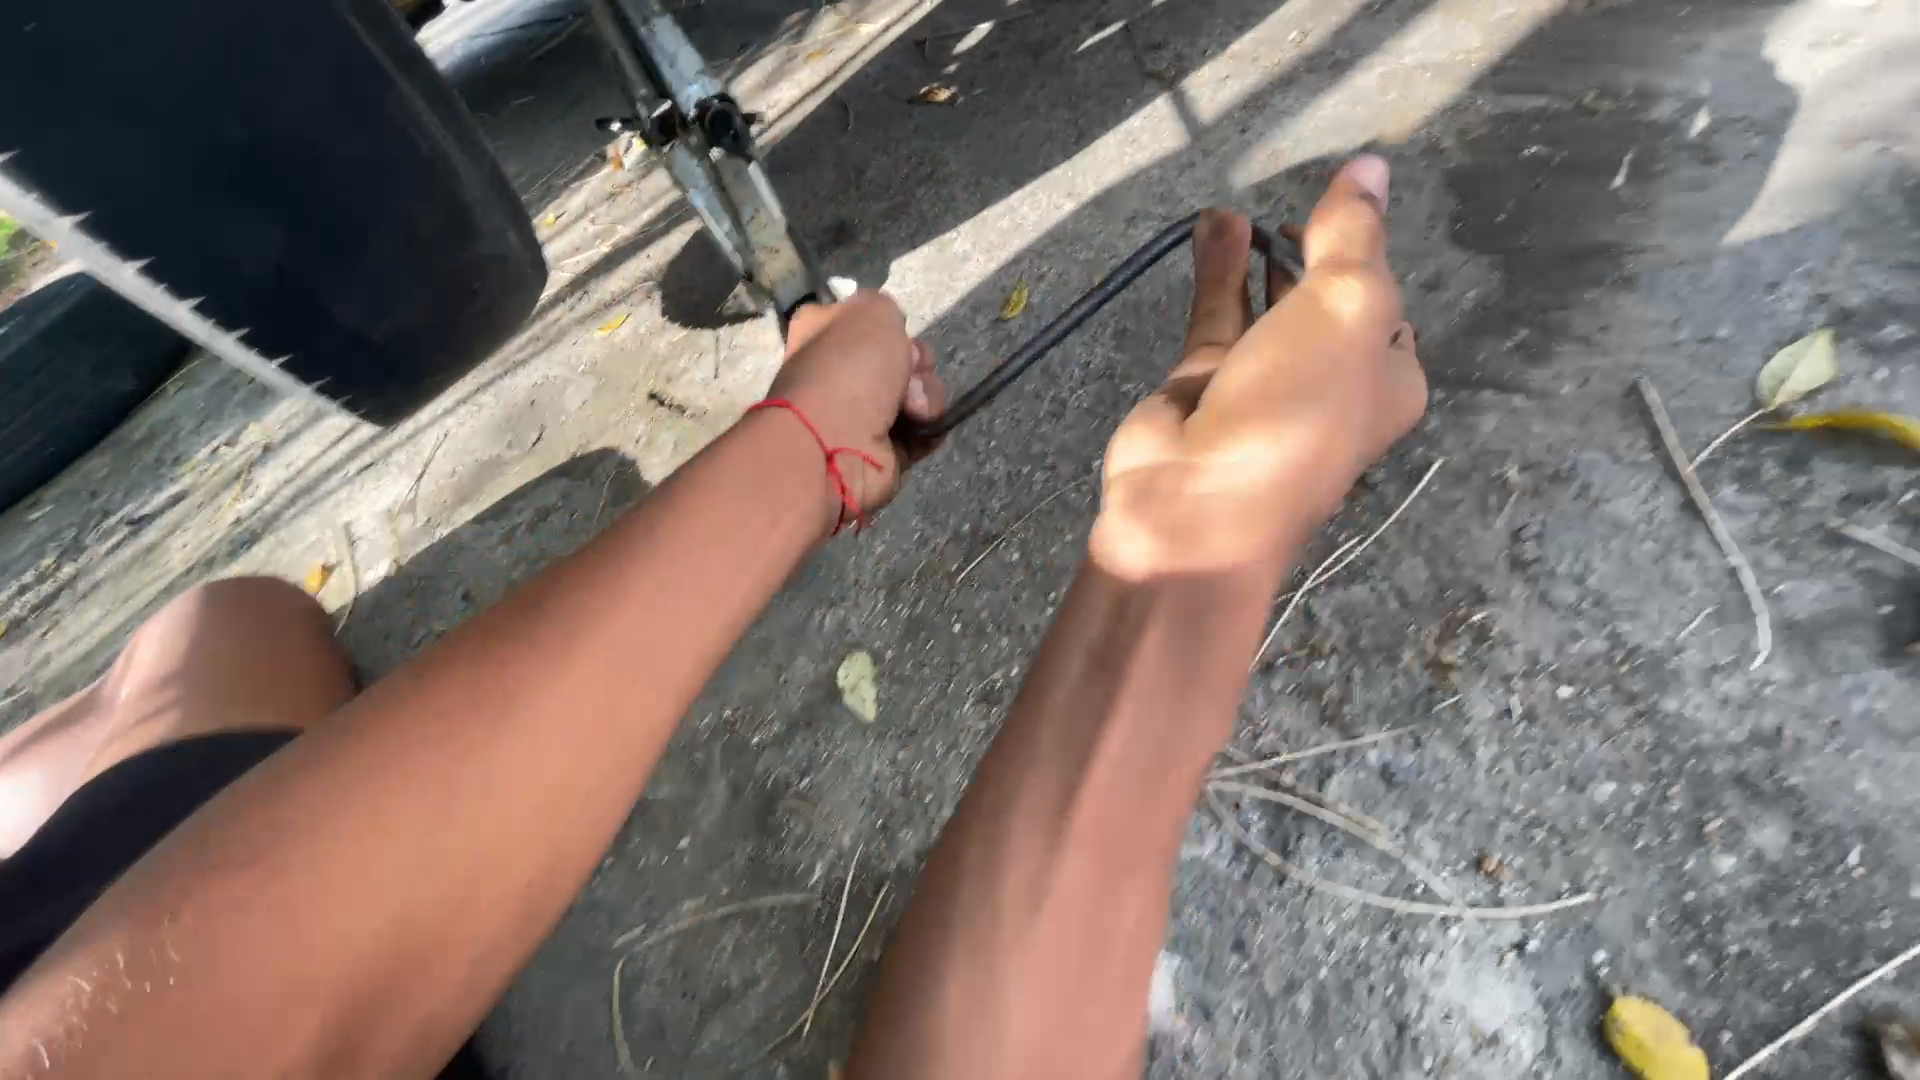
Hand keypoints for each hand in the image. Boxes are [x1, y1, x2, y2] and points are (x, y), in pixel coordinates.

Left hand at [764, 291, 945, 528]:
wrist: (837, 442)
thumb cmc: (849, 369)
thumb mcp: (873, 311)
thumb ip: (887, 310)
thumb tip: (893, 339)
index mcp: (823, 334)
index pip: (865, 321)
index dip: (890, 324)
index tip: (898, 330)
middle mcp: (839, 374)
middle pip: (901, 359)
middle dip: (917, 363)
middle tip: (910, 371)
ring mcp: (861, 416)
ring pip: (917, 395)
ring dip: (926, 397)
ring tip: (914, 408)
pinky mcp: (883, 451)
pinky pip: (922, 432)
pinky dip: (930, 429)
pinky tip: (926, 426)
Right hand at [1092, 156, 1426, 579]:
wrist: (1198, 499)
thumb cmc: (1297, 410)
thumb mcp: (1346, 310)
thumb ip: (1353, 234)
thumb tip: (1371, 164)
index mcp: (1384, 382)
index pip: (1386, 310)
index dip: (1368, 259)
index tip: (1344, 207)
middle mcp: (1325, 387)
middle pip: (1321, 307)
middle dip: (1309, 256)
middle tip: (1291, 210)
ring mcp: (1258, 388)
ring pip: (1261, 308)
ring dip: (1254, 257)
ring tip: (1239, 206)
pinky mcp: (1200, 387)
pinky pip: (1214, 318)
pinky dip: (1214, 274)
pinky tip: (1213, 224)